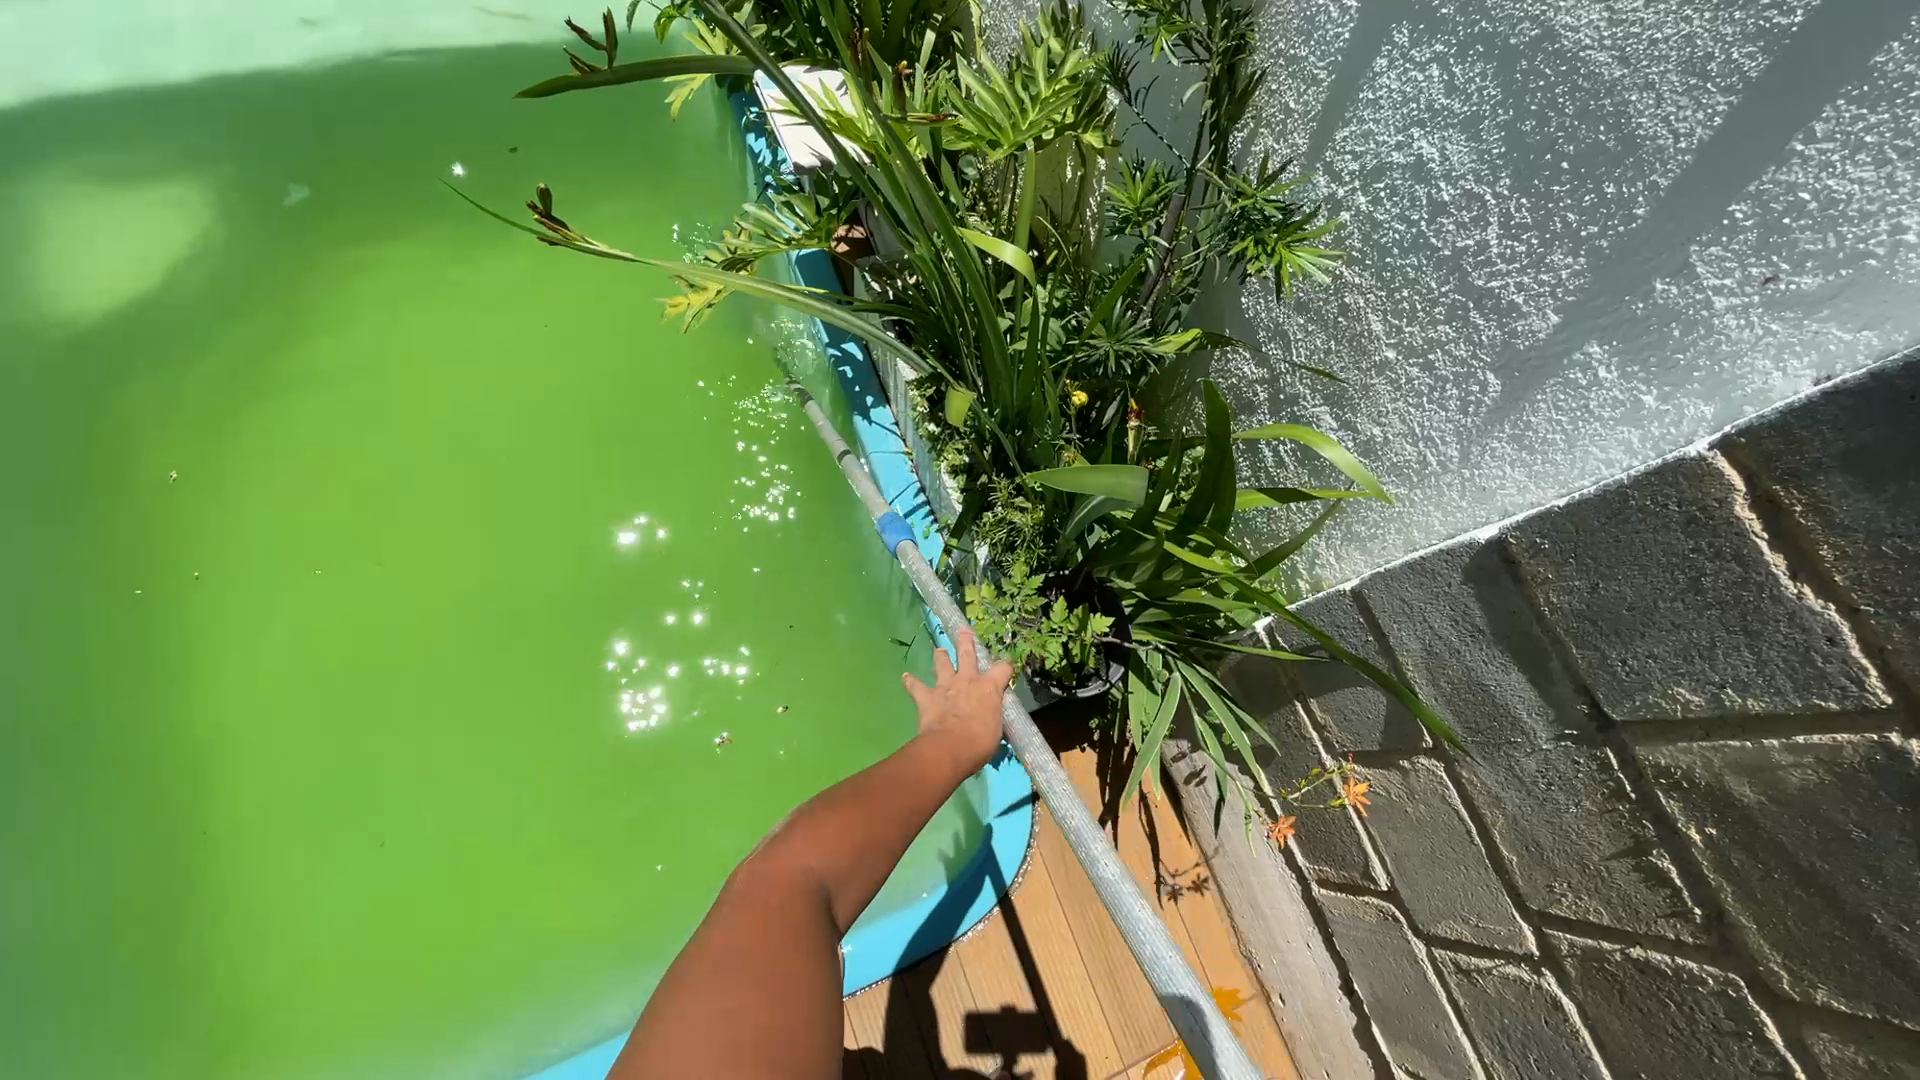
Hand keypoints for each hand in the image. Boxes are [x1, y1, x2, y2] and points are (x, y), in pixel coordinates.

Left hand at [902, 627, 1014, 772]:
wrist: (950, 747)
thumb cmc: (980, 741)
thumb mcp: (996, 729)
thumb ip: (993, 716)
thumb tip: (990, 718)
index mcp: (989, 688)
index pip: (1003, 669)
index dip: (1005, 667)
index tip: (1006, 667)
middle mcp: (968, 681)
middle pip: (967, 654)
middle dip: (966, 642)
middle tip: (964, 631)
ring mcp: (946, 687)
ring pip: (942, 664)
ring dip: (940, 657)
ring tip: (939, 650)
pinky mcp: (927, 697)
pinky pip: (916, 686)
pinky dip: (911, 682)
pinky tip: (905, 677)